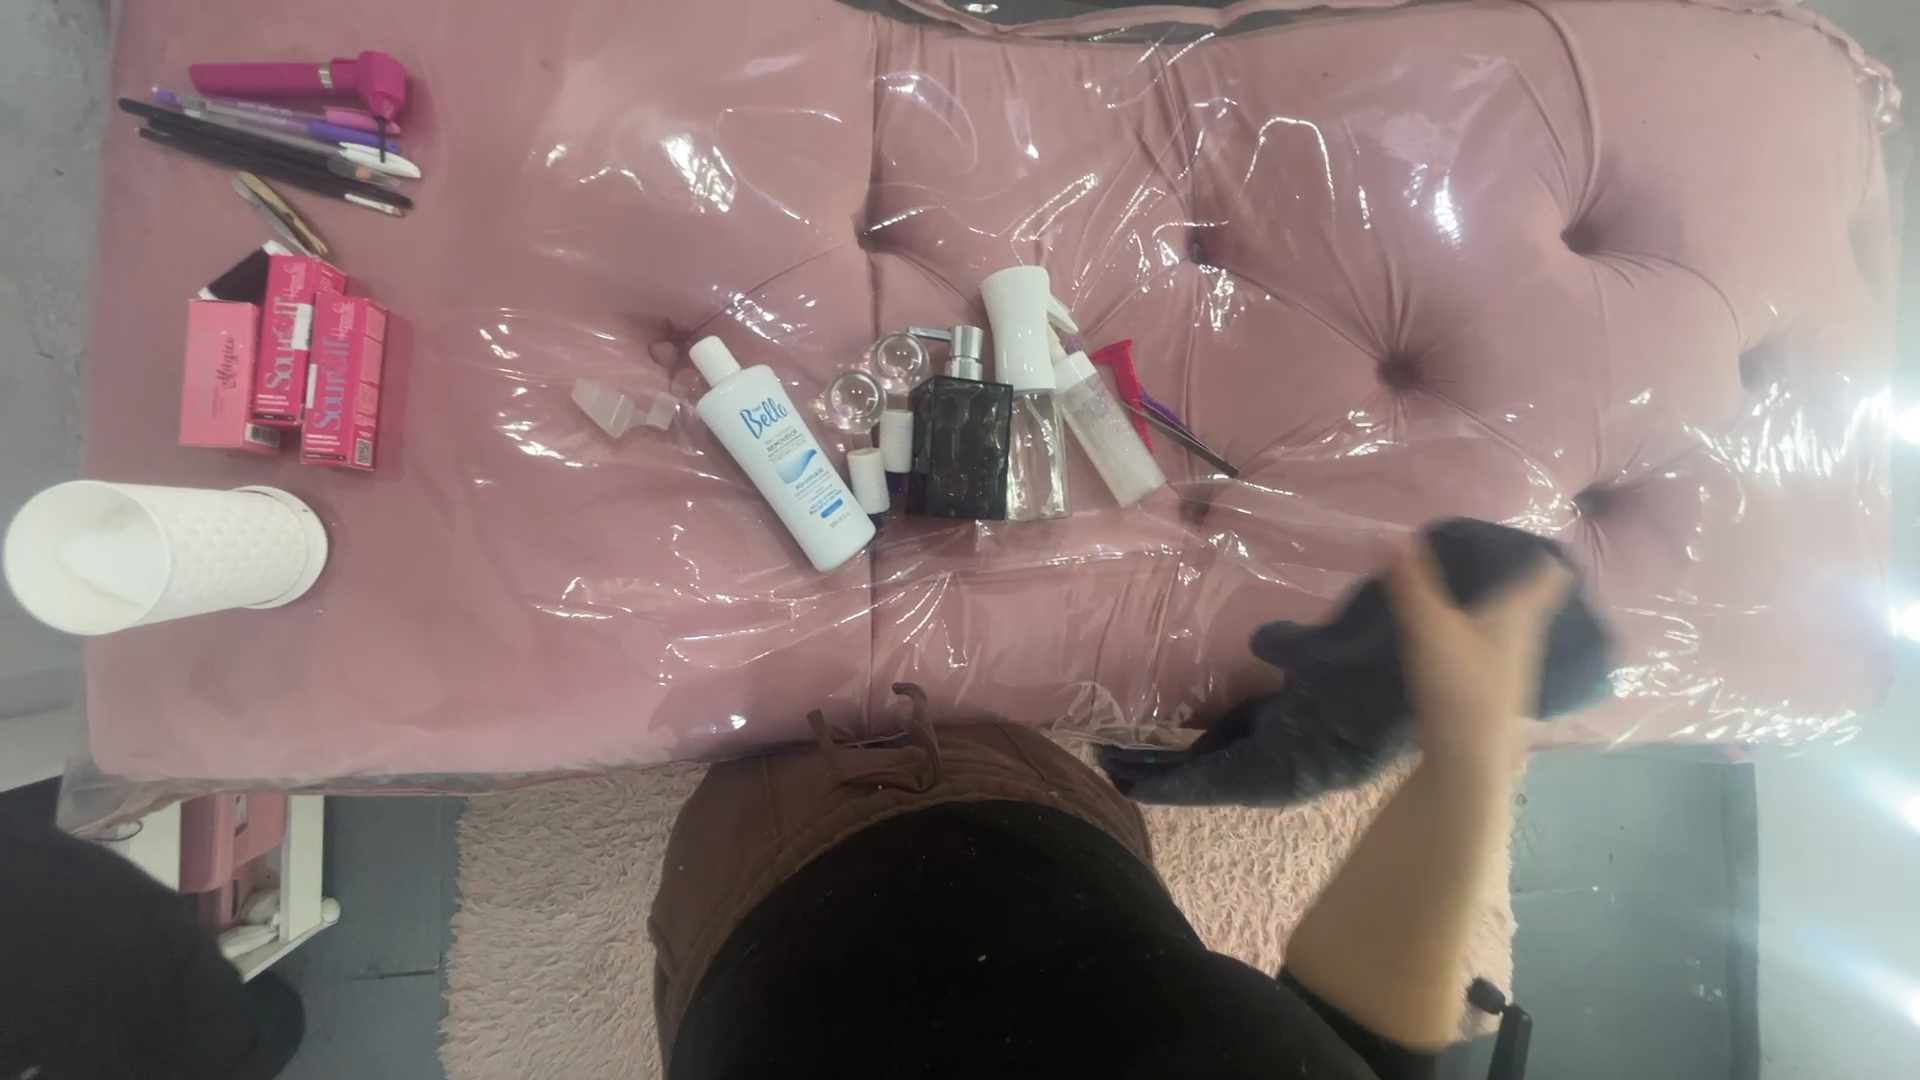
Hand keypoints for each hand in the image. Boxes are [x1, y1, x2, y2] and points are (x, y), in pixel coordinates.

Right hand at [1385, 537, 1573, 775]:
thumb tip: (1396, 536)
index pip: (1550, 574)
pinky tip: (1442, 634)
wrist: (1468, 756)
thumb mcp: (1429, 626)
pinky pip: (1484, 645)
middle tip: (1467, 554)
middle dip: (1503, 574)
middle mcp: (1524, 637)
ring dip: (1483, 604)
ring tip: (1449, 589)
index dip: (1540, 552)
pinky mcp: (1488, 686)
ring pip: (1503, 623)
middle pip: (1526, 597)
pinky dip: (1469, 631)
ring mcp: (1508, 665)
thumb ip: (1412, 583)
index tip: (1518, 537)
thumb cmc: (1459, 683)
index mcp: (1519, 615)